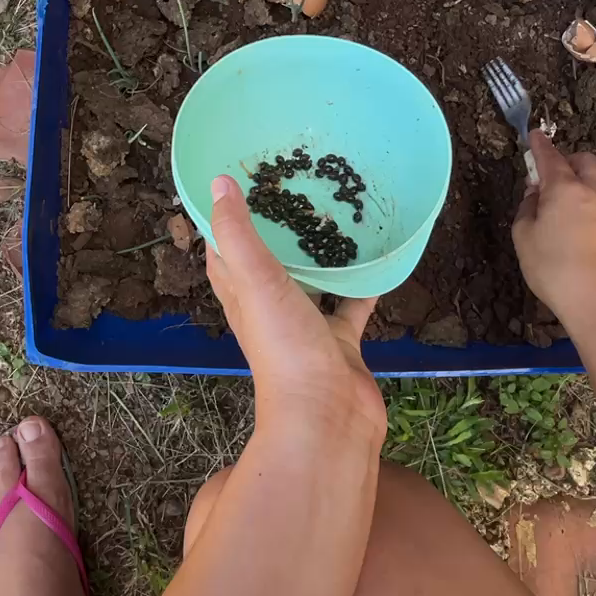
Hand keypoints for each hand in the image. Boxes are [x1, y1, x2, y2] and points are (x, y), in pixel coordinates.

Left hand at [204, 175, 385, 446]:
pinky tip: (377, 254)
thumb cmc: (284, 346)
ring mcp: (305, 325)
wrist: (328, 416)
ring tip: (335, 210)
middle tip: (296, 185)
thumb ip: (238, 232)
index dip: (224, 217)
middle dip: (277, 227)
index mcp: (241, 293)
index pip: (223, 249)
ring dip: (319, 252)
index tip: (238, 180)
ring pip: (311, 279)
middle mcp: (268, 307)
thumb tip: (217, 183)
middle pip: (268, 260)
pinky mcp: (340, 339)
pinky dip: (362, 282)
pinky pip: (351, 303)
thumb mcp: (255, 280)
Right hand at [512, 132, 595, 324]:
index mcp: (564, 188)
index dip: (540, 144)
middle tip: (548, 174)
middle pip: (585, 162)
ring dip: (577, 186)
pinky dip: (584, 208)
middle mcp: (591, 194)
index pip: (550, 157)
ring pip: (594, 186)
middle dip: (568, 159)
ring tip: (555, 209)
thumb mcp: (523, 236)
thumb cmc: (552, 266)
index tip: (534, 134)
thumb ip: (527, 210)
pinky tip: (571, 230)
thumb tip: (535, 197)